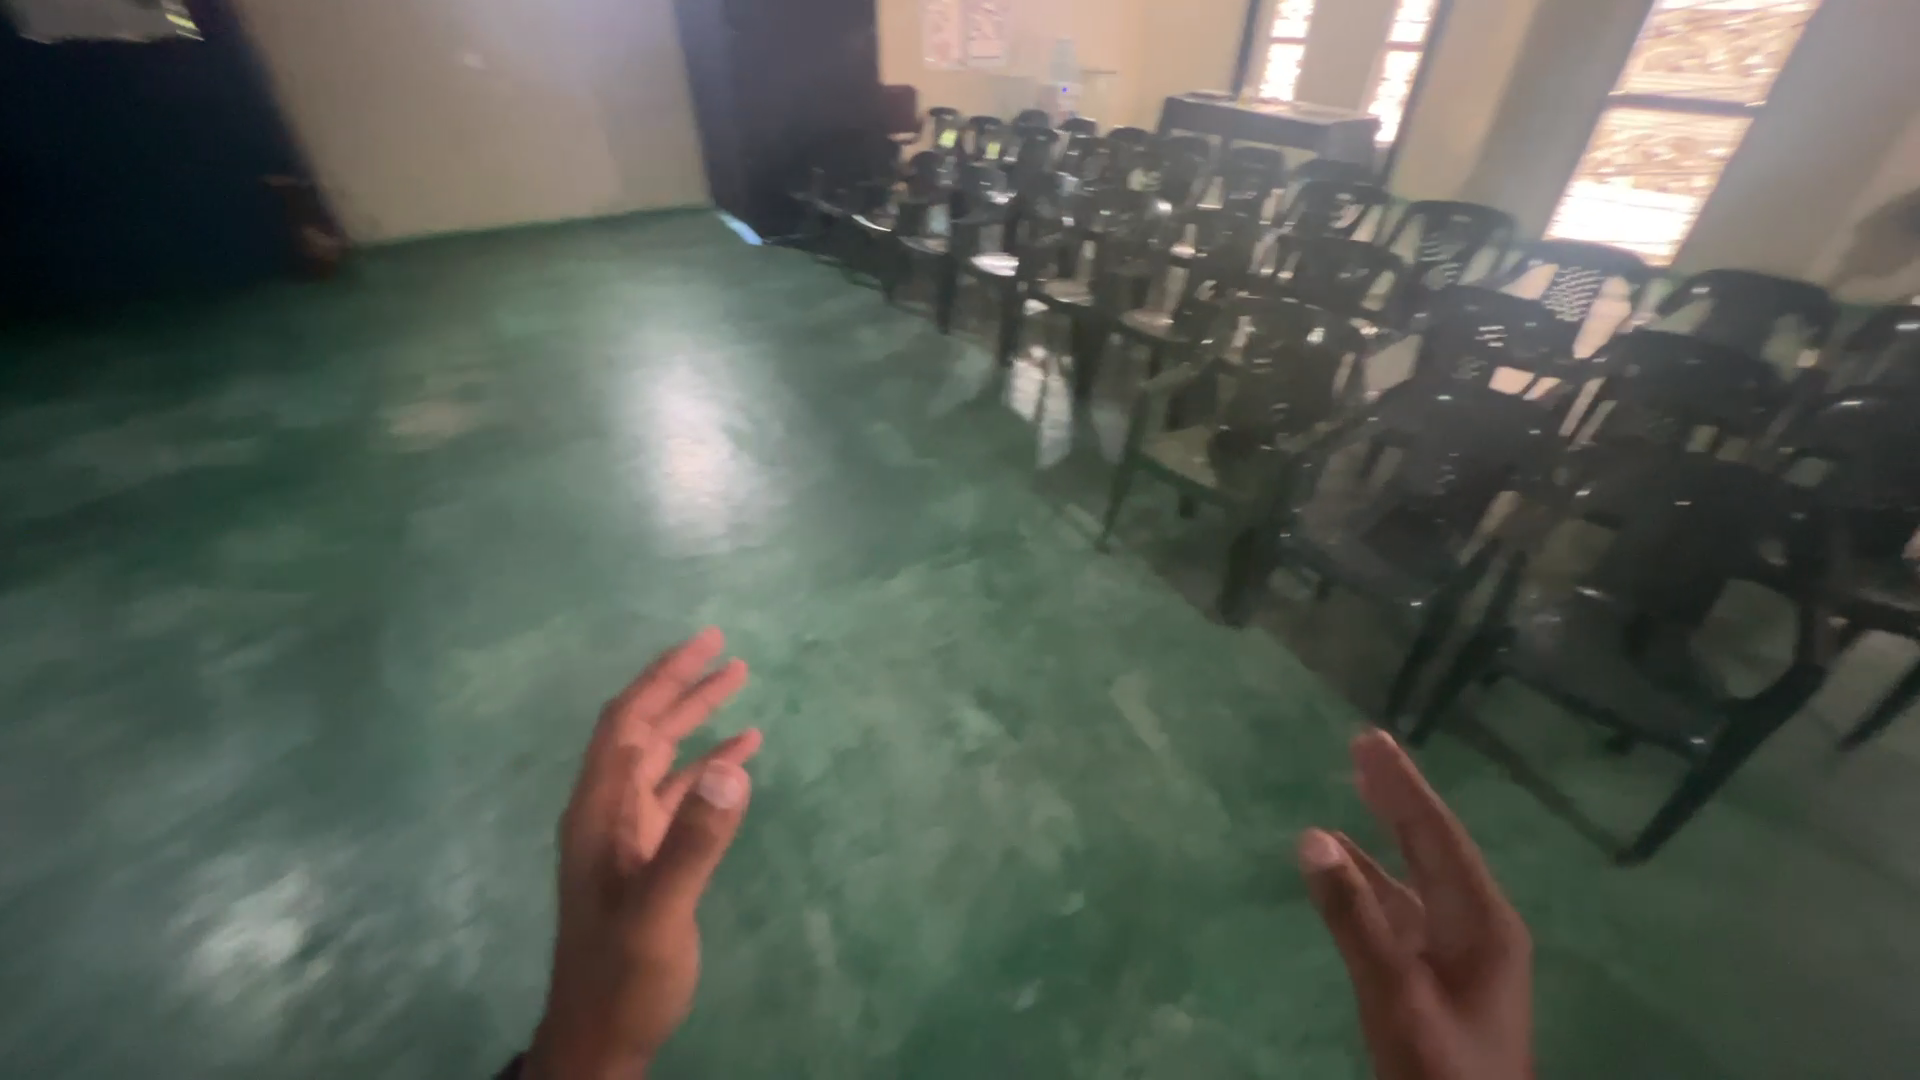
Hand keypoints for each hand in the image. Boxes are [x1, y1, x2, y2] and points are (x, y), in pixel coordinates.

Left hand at [524, 628, 759, 1079]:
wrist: (601, 1037)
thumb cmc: (622, 973)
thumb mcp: (659, 910)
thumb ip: (694, 840)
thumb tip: (734, 767)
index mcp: (599, 809)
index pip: (627, 722)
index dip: (663, 677)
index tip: (704, 643)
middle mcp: (609, 808)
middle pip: (643, 727)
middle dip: (682, 685)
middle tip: (727, 650)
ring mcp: (628, 829)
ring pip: (663, 754)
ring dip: (698, 717)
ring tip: (739, 681)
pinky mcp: (650, 850)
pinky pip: (681, 789)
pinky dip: (711, 763)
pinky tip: (743, 752)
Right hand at [1299, 732, 1532, 1079]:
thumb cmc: (1441, 1068)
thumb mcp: (1394, 993)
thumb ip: (1354, 915)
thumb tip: (1312, 837)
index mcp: (1481, 922)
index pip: (1436, 834)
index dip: (1401, 785)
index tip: (1368, 739)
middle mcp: (1476, 924)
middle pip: (1433, 844)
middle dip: (1398, 795)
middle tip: (1364, 746)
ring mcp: (1458, 949)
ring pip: (1417, 870)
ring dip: (1385, 828)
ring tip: (1353, 788)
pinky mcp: (1435, 970)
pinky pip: (1401, 900)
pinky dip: (1372, 872)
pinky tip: (1344, 862)